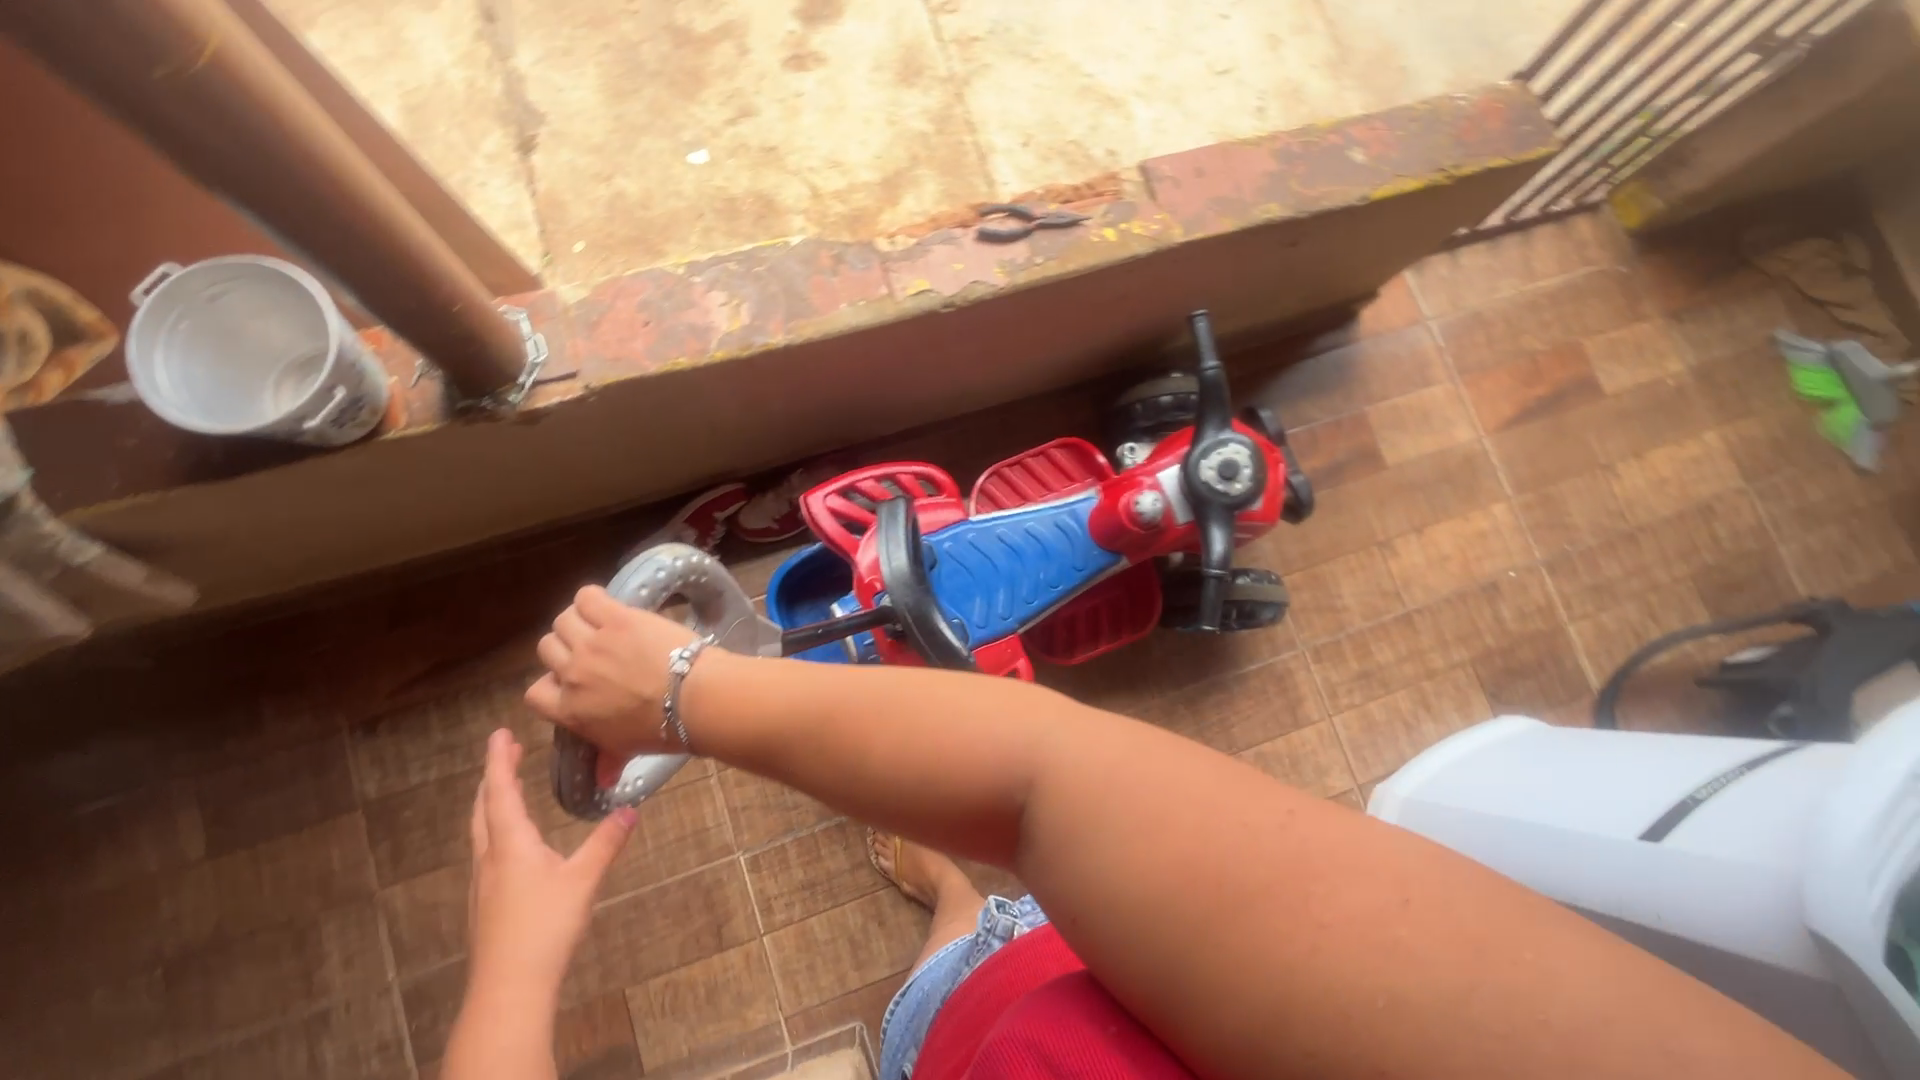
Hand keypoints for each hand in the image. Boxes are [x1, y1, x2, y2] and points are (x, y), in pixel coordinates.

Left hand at [464, 728, 634, 1005]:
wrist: (509, 987)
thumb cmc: (545, 926)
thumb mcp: (583, 880)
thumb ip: (605, 843)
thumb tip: (630, 809)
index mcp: (510, 845)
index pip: (500, 792)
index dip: (499, 761)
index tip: (499, 734)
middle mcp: (490, 858)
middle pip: (483, 809)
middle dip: (493, 778)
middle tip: (506, 753)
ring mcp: (483, 883)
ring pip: (481, 832)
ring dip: (491, 803)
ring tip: (505, 790)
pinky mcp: (485, 904)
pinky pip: (486, 852)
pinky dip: (495, 830)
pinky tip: (511, 845)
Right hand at [524, 585, 700, 756]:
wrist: (695, 698)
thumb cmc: (664, 729)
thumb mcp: (628, 749)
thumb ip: (608, 761)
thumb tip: (603, 781)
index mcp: (570, 710)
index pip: (535, 692)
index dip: (552, 682)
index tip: (572, 680)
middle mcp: (573, 674)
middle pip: (547, 647)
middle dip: (566, 647)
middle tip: (593, 649)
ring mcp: (592, 644)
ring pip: (563, 620)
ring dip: (579, 621)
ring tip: (601, 625)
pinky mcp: (617, 618)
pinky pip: (588, 597)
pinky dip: (593, 598)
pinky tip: (609, 607)